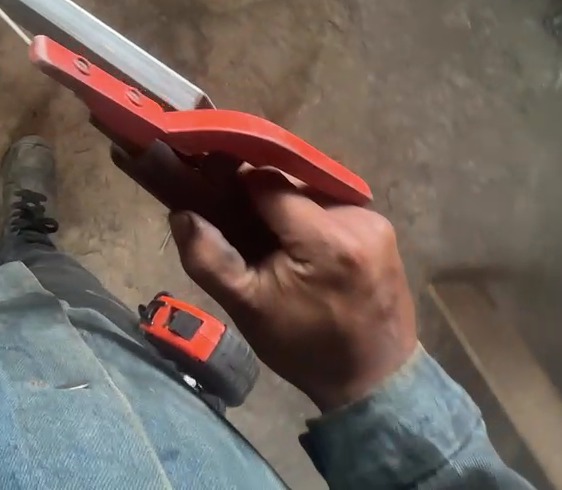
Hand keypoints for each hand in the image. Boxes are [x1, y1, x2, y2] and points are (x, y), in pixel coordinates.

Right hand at [168, 168, 416, 411]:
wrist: (376, 382)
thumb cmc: (306, 347)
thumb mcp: (245, 307)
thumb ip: (207, 258)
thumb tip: (180, 213)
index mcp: (327, 238)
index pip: (264, 179)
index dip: (232, 184)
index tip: (210, 198)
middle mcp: (358, 218)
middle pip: (287, 182)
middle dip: (255, 197)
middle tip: (235, 224)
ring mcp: (375, 220)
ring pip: (306, 189)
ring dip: (280, 204)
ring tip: (265, 237)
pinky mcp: (381, 227)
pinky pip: (327, 203)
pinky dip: (303, 213)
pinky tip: (294, 241)